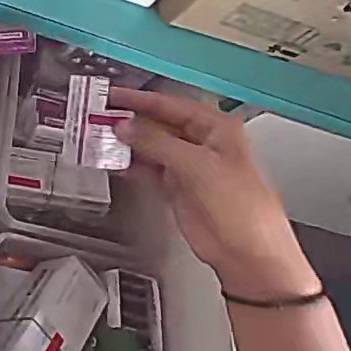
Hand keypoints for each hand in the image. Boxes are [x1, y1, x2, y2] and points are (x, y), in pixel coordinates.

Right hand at [109, 88, 319, 301]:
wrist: (248, 254)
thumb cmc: (242, 207)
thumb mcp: (196, 166)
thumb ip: (156, 143)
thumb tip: (127, 127)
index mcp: (216, 128)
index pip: (171, 104)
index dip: (140, 99)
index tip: (115, 96)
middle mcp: (203, 143)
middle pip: (160, 124)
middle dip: (132, 121)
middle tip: (103, 117)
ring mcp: (191, 166)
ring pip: (153, 147)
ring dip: (129, 144)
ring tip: (103, 138)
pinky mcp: (180, 188)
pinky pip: (151, 170)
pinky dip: (133, 165)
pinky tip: (117, 162)